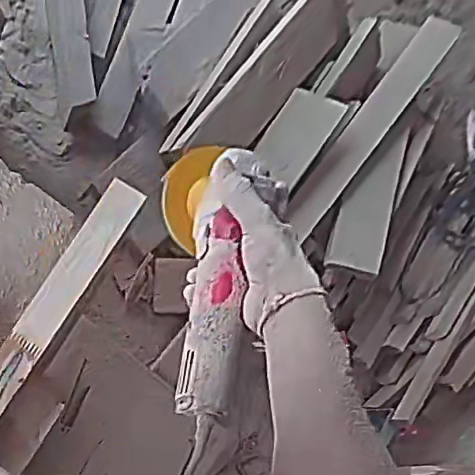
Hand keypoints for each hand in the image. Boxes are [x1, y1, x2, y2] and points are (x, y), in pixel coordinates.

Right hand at [190, 149, 323, 334]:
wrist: (279, 307)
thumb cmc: (278, 264)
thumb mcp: (257, 220)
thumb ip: (240, 195)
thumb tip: (225, 167)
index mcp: (271, 229)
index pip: (254, 208)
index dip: (238, 203)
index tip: (220, 201)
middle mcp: (261, 253)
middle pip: (233, 240)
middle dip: (214, 241)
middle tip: (203, 240)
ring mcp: (249, 277)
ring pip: (222, 267)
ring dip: (205, 269)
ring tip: (197, 269)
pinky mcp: (238, 299)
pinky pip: (215, 291)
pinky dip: (202, 291)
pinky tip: (196, 290)